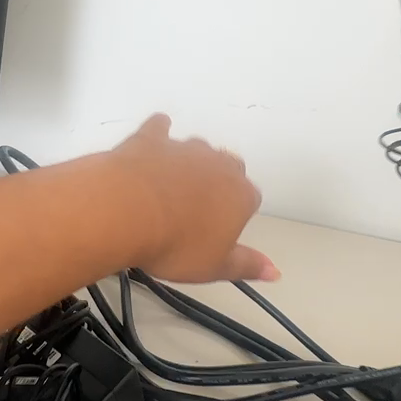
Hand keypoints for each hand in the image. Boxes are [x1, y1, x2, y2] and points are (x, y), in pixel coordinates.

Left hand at [108, 115, 276, 283]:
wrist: (126, 211)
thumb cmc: (174, 242)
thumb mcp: (214, 266)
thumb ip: (246, 265)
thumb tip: (274, 271)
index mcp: (240, 195)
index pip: (250, 199)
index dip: (235, 215)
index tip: (218, 232)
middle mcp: (218, 164)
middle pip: (228, 168)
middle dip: (218, 184)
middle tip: (198, 211)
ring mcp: (185, 148)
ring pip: (197, 150)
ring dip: (189, 164)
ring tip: (170, 189)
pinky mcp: (152, 138)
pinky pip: (160, 129)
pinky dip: (159, 133)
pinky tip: (155, 140)